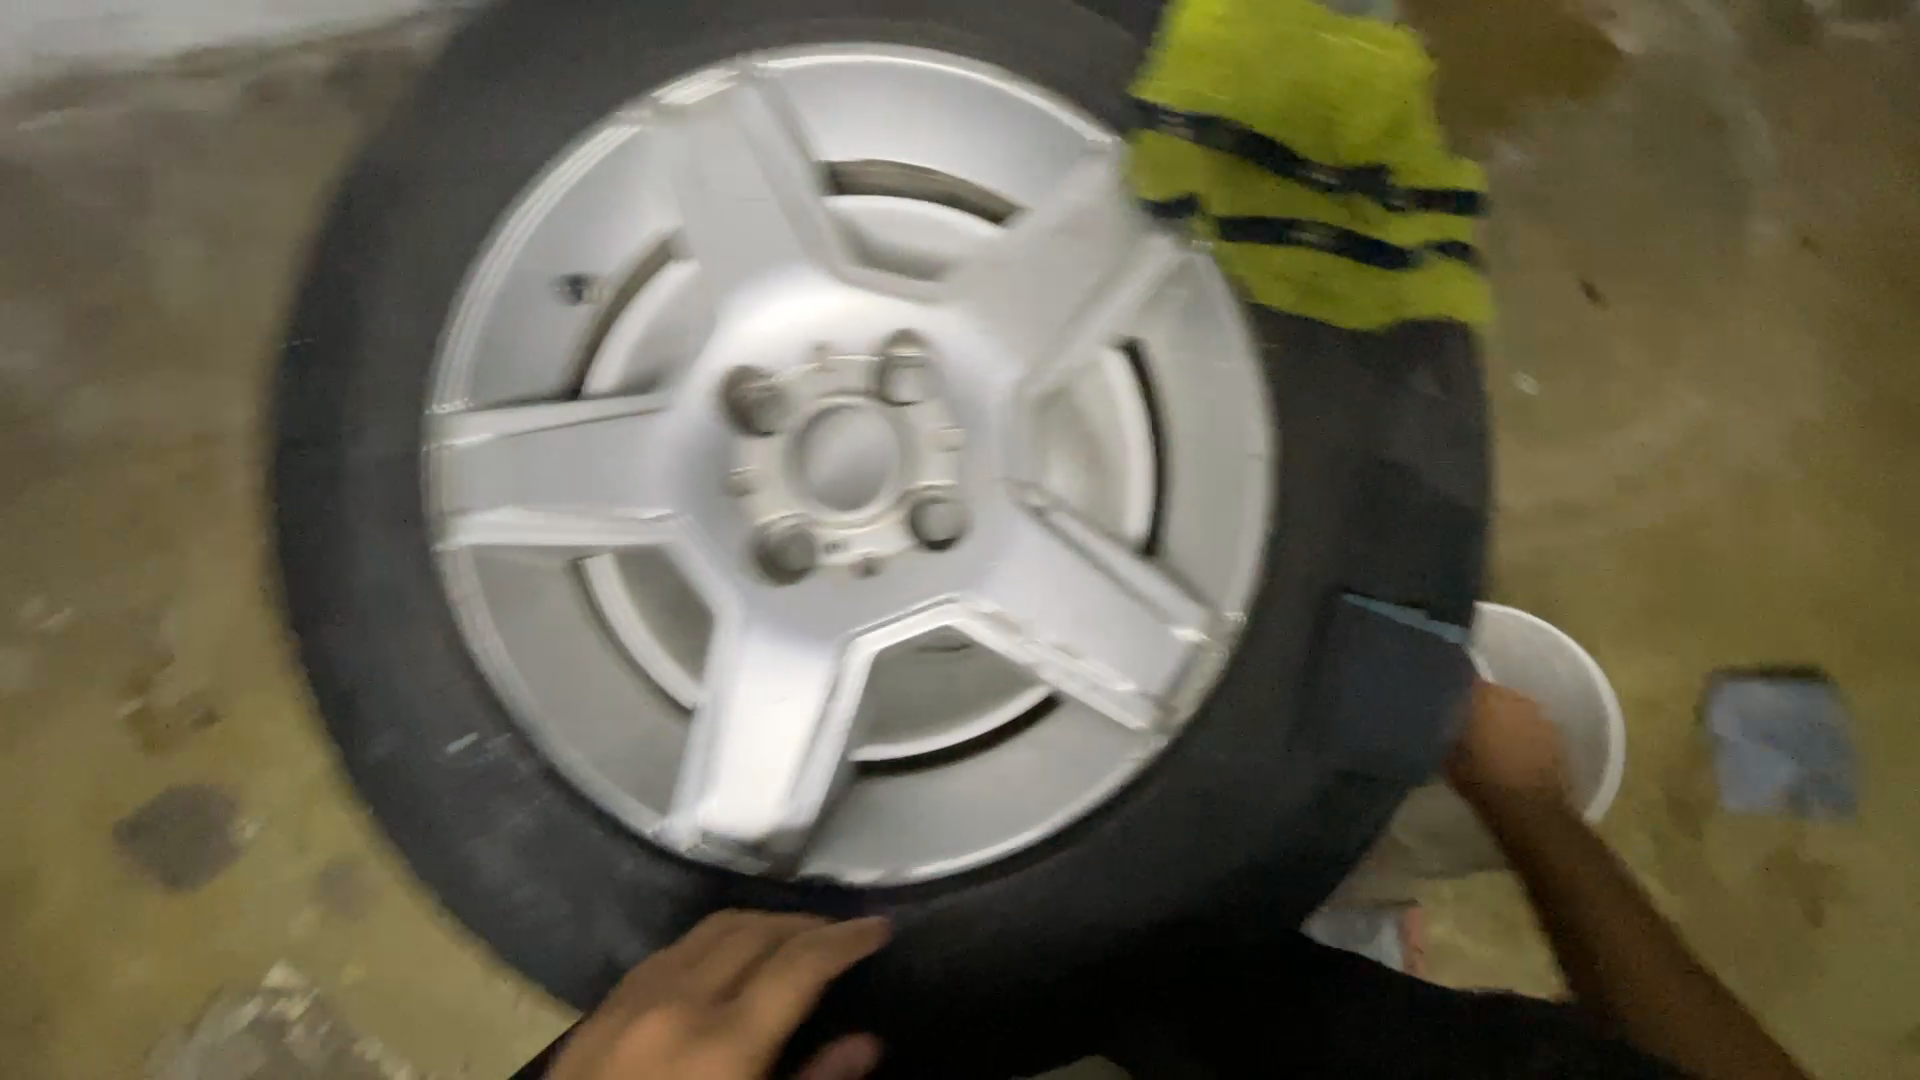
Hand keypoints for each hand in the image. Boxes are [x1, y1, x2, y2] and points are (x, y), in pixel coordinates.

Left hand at [548, 911, 890, 1079]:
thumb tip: (868, 1043)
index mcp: (724, 1045)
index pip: (802, 962)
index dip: (848, 938)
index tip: (880, 927)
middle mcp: (682, 1003)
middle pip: (761, 930)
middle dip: (810, 925)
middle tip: (843, 936)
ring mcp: (638, 998)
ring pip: (718, 925)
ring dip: (766, 922)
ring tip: (794, 937)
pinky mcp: (606, 1006)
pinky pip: (676, 946)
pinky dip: (718, 938)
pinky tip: (729, 957)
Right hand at [1445, 679, 1569, 813]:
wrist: (1529, 808)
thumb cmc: (1481, 778)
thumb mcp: (1447, 755)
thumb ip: (1445, 732)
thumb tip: (1441, 722)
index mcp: (1486, 699)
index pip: (1468, 682)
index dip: (1457, 691)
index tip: (1447, 702)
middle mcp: (1515, 700)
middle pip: (1495, 693)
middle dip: (1483, 703)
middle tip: (1468, 719)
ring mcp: (1541, 718)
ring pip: (1516, 708)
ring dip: (1505, 717)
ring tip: (1492, 734)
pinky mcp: (1558, 737)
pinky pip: (1533, 726)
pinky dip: (1523, 732)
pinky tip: (1513, 748)